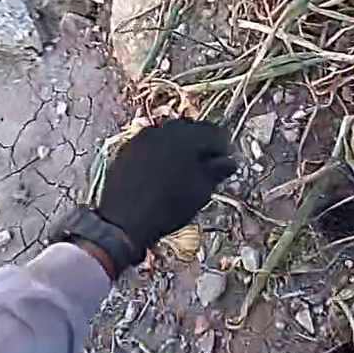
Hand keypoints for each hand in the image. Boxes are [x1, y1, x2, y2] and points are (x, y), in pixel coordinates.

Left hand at [94, 119, 236, 256]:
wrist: (124, 222)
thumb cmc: (167, 206)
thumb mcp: (201, 190)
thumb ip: (218, 170)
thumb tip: (229, 162)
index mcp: (186, 136)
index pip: (214, 133)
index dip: (224, 147)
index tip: (227, 160)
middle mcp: (162, 130)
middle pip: (190, 130)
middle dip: (202, 145)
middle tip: (209, 164)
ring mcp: (141, 139)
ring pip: (168, 137)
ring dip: (180, 149)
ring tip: (186, 169)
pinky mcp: (126, 151)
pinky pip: (151, 146)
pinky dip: (161, 154)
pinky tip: (164, 172)